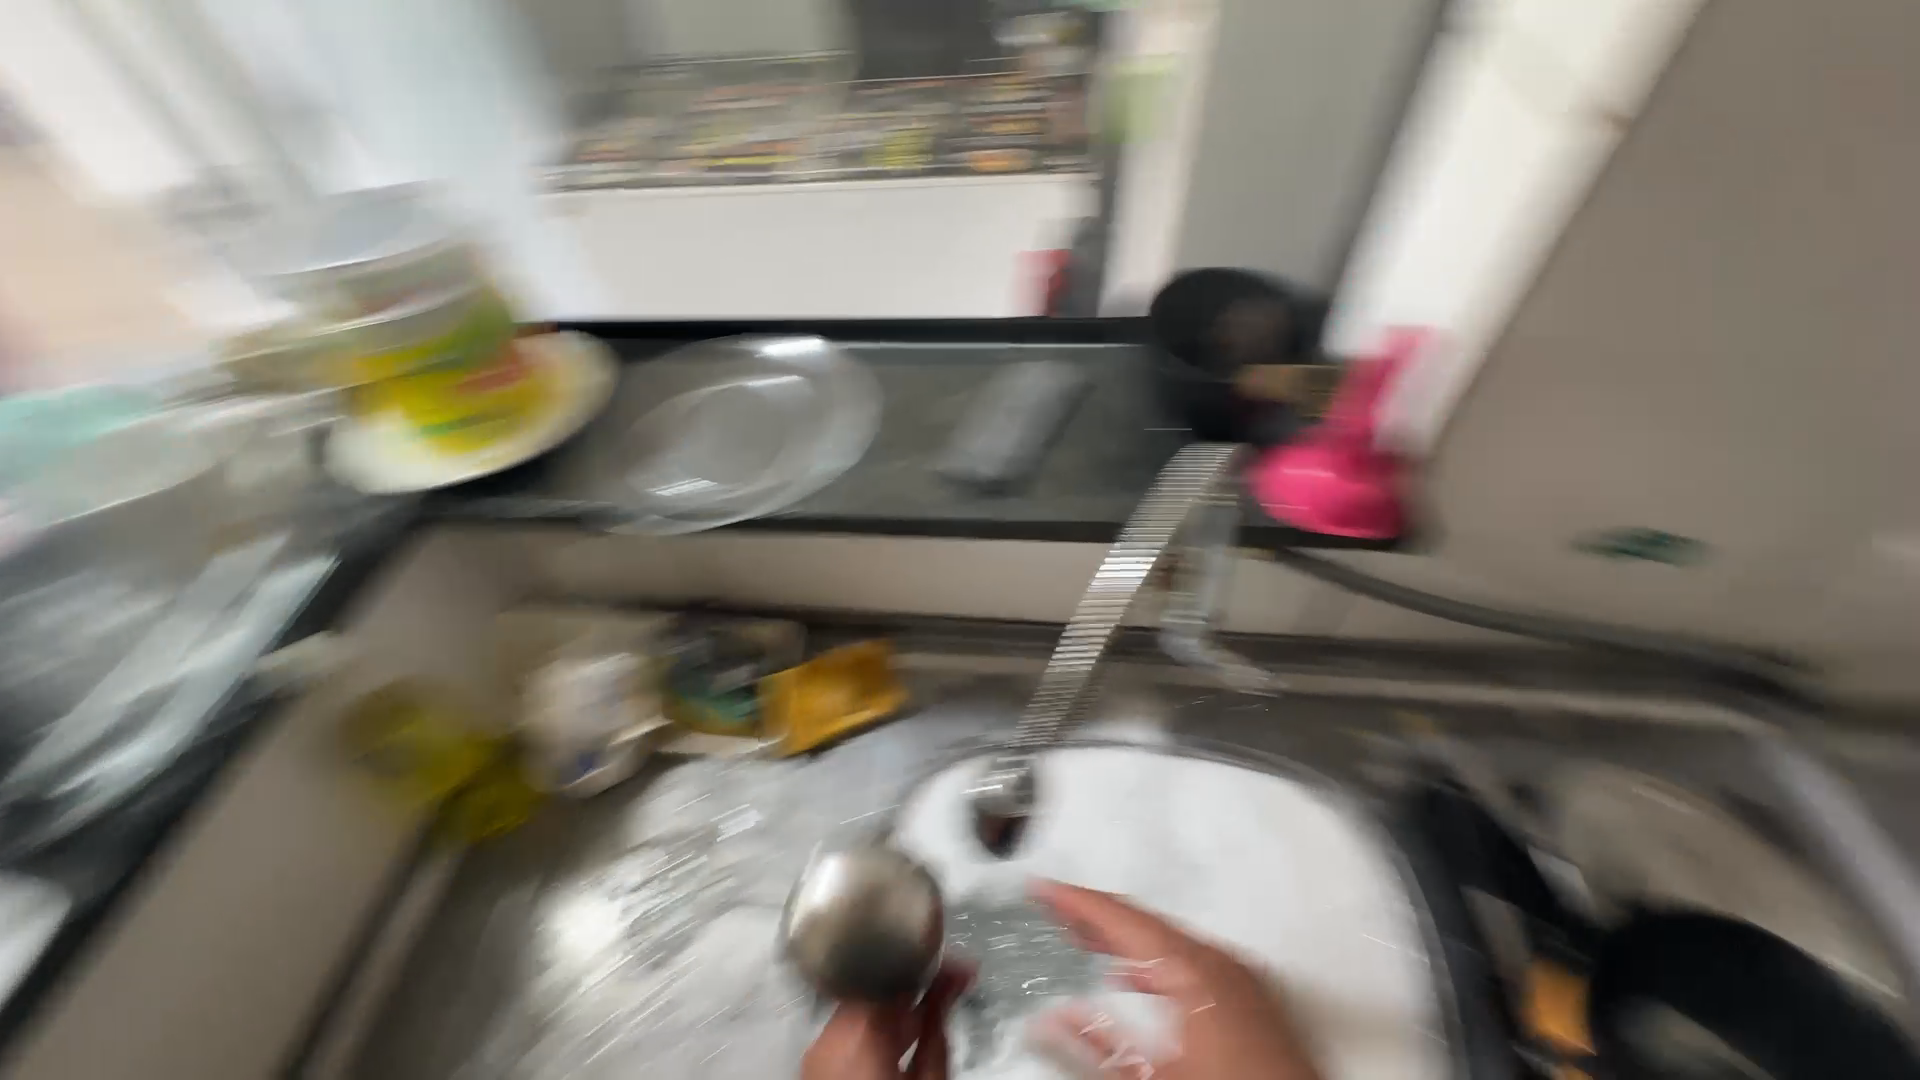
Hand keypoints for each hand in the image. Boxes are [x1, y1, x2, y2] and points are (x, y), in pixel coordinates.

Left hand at [802, 964, 971, 1079]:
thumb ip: (937, 1029)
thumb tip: (951, 989)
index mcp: (860, 1033)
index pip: (896, 971)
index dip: (932, 966)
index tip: (962, 969)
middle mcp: (831, 1034)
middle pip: (878, 987)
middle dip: (917, 986)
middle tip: (954, 988)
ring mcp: (817, 1052)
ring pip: (864, 1007)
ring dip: (899, 1007)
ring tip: (933, 1016)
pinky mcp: (814, 1068)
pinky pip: (850, 1032)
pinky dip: (877, 1030)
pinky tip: (904, 1039)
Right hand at [1031, 881, 1322, 1079]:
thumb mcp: (1150, 1075)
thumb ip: (1096, 1042)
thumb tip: (1049, 1019)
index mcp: (1191, 966)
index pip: (1120, 916)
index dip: (1074, 899)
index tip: (1042, 887)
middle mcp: (1218, 960)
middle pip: (1143, 921)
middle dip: (1094, 913)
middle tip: (1054, 905)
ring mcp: (1239, 977)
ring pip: (1167, 939)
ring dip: (1122, 936)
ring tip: (1082, 936)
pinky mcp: (1250, 997)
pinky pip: (1191, 959)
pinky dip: (1154, 959)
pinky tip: (1135, 977)